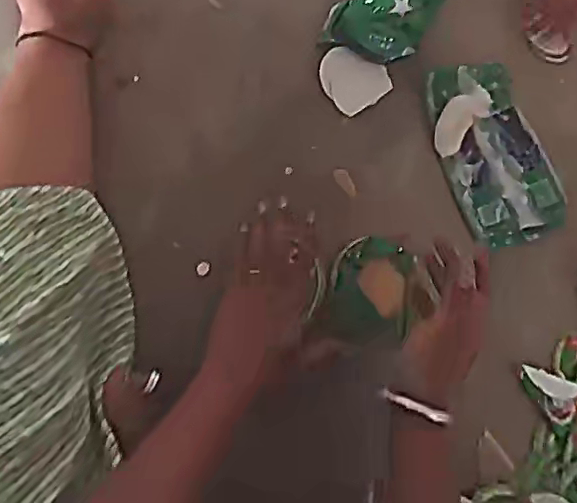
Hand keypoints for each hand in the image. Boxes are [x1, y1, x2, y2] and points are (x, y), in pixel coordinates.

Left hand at [200, 200, 319, 398]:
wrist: (230, 376)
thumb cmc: (268, 371)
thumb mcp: (300, 360)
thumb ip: (323, 348)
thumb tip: (346, 343)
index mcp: (293, 302)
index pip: (304, 263)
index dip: (308, 239)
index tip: (311, 218)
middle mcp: (274, 288)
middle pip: (281, 249)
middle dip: (284, 223)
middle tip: (285, 200)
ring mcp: (251, 286)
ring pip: (260, 249)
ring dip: (264, 226)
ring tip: (266, 205)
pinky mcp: (232, 289)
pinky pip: (240, 259)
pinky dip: (242, 242)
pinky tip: (244, 227)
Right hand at [397, 241, 490, 407]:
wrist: (418, 404)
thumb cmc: (431, 361)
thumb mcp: (444, 324)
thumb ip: (454, 293)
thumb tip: (464, 264)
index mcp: (473, 320)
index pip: (480, 286)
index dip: (478, 265)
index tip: (472, 244)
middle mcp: (466, 326)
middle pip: (464, 289)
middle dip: (453, 266)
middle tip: (437, 245)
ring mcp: (450, 336)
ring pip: (448, 299)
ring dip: (439, 277)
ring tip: (422, 259)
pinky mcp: (434, 344)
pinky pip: (434, 310)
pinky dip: (426, 294)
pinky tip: (411, 288)